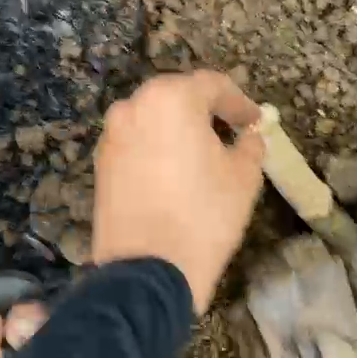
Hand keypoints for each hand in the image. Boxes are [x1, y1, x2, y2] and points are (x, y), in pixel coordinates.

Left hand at [91, 71, 266, 312]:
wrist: (148, 271)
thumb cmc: (204, 214)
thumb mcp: (244, 176)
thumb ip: (250, 144)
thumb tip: (249, 137)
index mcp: (171, 98)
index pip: (213, 85)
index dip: (239, 103)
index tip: (256, 122)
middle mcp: (134, 106)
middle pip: (178, 96)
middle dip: (206, 109)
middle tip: (231, 128)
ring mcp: (112, 136)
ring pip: (153, 118)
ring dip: (178, 127)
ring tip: (203, 150)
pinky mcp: (100, 165)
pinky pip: (137, 142)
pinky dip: (157, 147)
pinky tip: (175, 170)